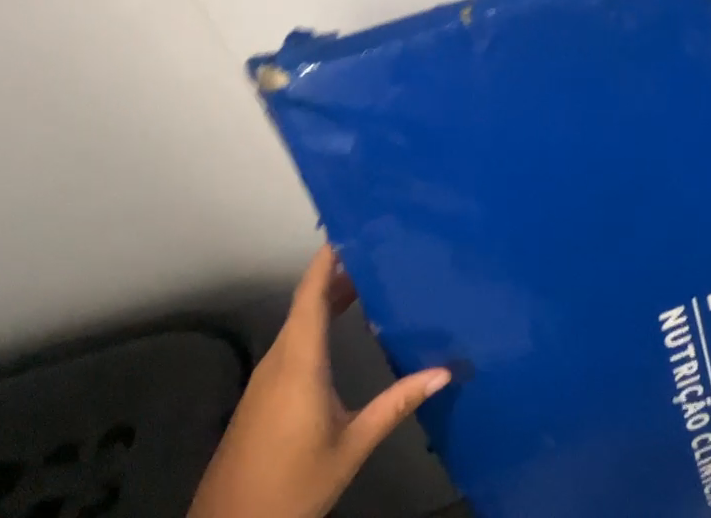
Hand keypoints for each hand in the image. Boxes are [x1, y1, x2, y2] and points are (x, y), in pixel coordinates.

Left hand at [189, 246, 451, 517]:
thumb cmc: (293, 483)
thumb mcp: (352, 444)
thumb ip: (397, 403)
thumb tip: (446, 371)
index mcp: (299, 363)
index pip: (311, 296)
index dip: (327, 260)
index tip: (350, 228)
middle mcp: (279, 361)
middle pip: (306, 304)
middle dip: (338, 274)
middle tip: (379, 251)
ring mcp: (267, 379)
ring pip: (299, 325)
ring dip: (328, 300)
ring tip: (369, 282)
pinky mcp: (264, 396)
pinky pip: (294, 345)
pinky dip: (318, 325)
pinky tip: (343, 332)